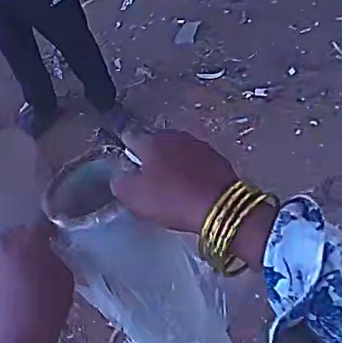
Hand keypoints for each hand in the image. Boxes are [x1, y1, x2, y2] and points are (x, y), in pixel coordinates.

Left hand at [0, 222, 73, 342]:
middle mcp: (6, 244)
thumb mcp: (65, 278)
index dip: (52, 231)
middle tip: (48, 252)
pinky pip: (3, 262)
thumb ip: (57, 256)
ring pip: (11, 247)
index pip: (41, 224)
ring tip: (34, 267)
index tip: (59, 238)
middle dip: (34, 239)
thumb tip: (51, 250)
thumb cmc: (48, 308)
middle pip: (22, 233)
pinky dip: (12, 265)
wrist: (19, 339)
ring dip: (21, 252)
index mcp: (27, 241)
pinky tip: (22, 279)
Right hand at [109, 131, 240, 235]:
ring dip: (172, 161)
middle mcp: (174, 136)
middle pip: (155, 142)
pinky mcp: (216, 157)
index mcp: (150, 141)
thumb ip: (120, 183)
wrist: (221, 207)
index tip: (126, 163)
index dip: (125, 148)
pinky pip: (195, 160)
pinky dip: (191, 169)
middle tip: (148, 178)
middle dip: (150, 155)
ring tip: (171, 183)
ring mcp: (197, 144)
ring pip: (177, 150)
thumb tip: (119, 176)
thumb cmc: (172, 199)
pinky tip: (191, 185)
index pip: (130, 135)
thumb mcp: (135, 197)